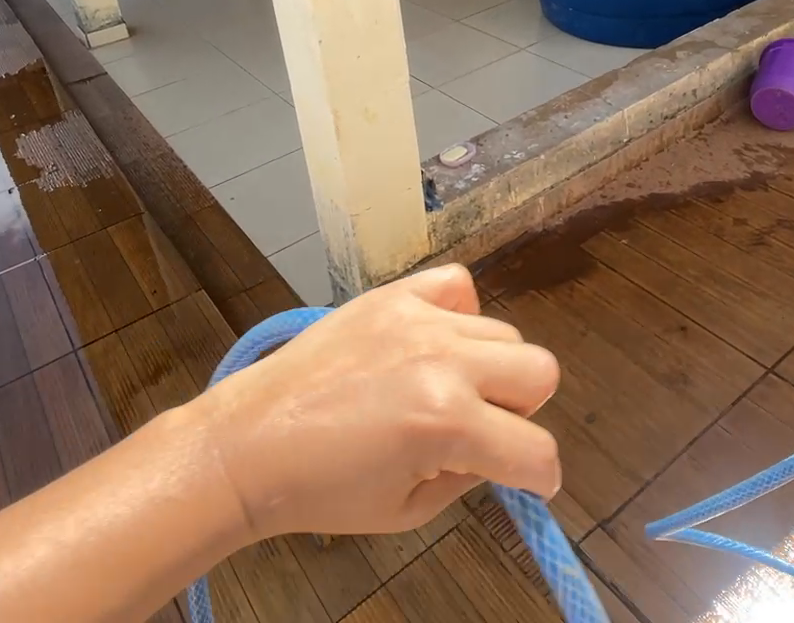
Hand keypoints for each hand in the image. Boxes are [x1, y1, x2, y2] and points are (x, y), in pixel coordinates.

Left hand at [190, 264, 561, 540]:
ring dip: (490, 368)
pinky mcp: (393, 294)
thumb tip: (501, 448)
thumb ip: (471, 474)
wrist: (252, 441)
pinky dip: (459, 313)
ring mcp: (419, 319)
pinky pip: (456, 284)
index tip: (530, 480)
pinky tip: (433, 341)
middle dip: (521, 411)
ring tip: (446, 386)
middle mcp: (445, 361)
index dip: (540, 476)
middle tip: (482, 428)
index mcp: (448, 424)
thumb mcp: (409, 510)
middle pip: (540, 372)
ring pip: (504, 334)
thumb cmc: (325, 490)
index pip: (536, 450)